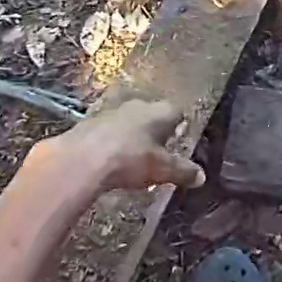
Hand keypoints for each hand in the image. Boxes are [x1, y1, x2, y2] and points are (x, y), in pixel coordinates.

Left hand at [29, 99, 204, 197]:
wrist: (80, 160)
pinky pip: (107, 130)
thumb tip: (201, 176)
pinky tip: (109, 159)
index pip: (176, 111)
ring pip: (128, 121)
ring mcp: (110, 112)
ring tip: (133, 157)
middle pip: (152, 114)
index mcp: (158, 112)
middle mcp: (136, 106)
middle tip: (158, 151)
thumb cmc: (129, 159)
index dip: (179, 125)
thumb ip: (182, 171)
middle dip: (155, 130)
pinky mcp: (88, 123)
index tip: (179, 139)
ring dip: (131, 135)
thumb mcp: (162, 170)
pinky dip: (111, 142)